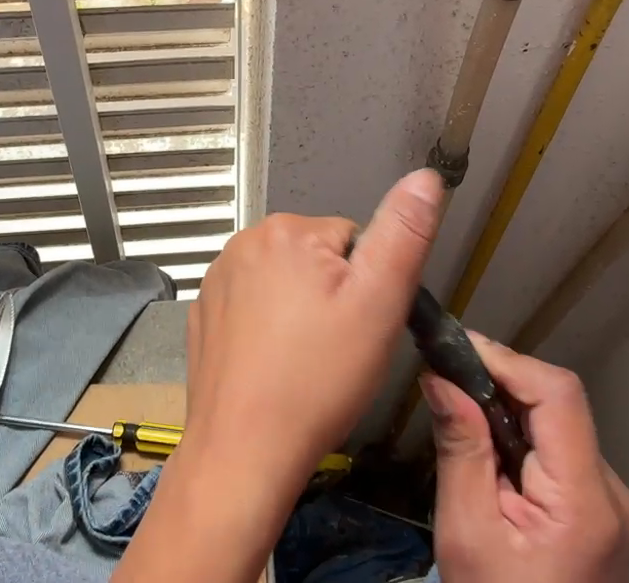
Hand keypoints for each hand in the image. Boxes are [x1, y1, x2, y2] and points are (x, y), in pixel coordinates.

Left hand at [183, 167, 443, 477]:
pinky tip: (272, 364)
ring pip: (284, 280)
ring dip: (299, 309)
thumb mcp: (379, 304)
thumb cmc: (319, 379)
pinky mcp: (202, 312)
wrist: (243, 450)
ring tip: (305, 360)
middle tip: (336, 347)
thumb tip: (426, 178)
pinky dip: (266, 327)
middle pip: (316, 255)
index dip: (366, 284)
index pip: (352, 239)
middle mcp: (245, 241)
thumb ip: (403, 234)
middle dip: (332, 293)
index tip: (360, 326)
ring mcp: (217, 277)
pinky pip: (251, 304)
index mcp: (288, 230)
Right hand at [425, 335, 628, 582]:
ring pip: (556, 422)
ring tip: (459, 415)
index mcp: (585, 498)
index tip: (456, 350)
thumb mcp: (467, 531)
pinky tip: (487, 451)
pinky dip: (519, 436)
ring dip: (506, 409)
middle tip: (445, 381)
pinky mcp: (599, 509)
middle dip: (499, 383)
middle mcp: (610, 490)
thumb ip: (461, 449)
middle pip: (558, 403)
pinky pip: (558, 449)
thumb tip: (439, 378)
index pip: (558, 394)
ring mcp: (610, 501)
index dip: (507, 360)